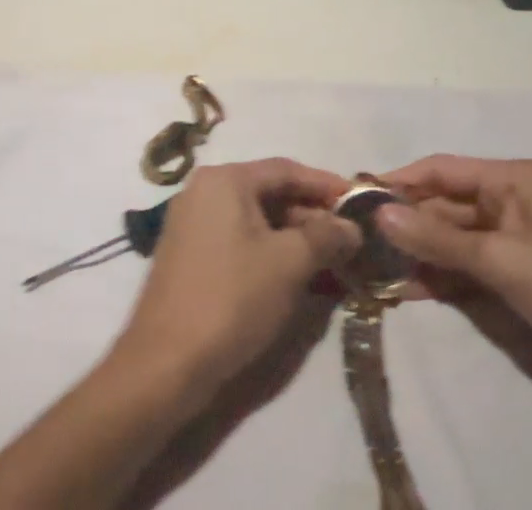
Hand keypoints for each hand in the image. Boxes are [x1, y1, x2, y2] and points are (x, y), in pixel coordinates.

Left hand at [114, 159, 360, 395]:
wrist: (167, 361)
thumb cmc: (232, 298)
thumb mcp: (290, 263)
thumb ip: (327, 235)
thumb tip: (351, 226)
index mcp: (224, 180)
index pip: (287, 170)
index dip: (329, 186)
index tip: (363, 204)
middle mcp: (203, 192)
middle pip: (271, 193)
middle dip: (314, 216)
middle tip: (354, 240)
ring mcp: (192, 225)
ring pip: (256, 221)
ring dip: (296, 238)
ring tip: (334, 261)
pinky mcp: (190, 256)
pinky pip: (240, 241)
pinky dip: (271, 253)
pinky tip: (299, 275)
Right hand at [376, 155, 531, 398]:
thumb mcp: (504, 263)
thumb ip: (439, 238)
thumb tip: (379, 210)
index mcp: (516, 180)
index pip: (440, 169)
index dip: (396, 182)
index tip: (353, 200)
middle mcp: (519, 199)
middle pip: (448, 203)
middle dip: (407, 223)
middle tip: (359, 245)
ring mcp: (527, 236)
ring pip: (460, 236)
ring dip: (424, 252)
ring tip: (378, 271)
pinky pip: (479, 263)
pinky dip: (450, 274)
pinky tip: (417, 290)